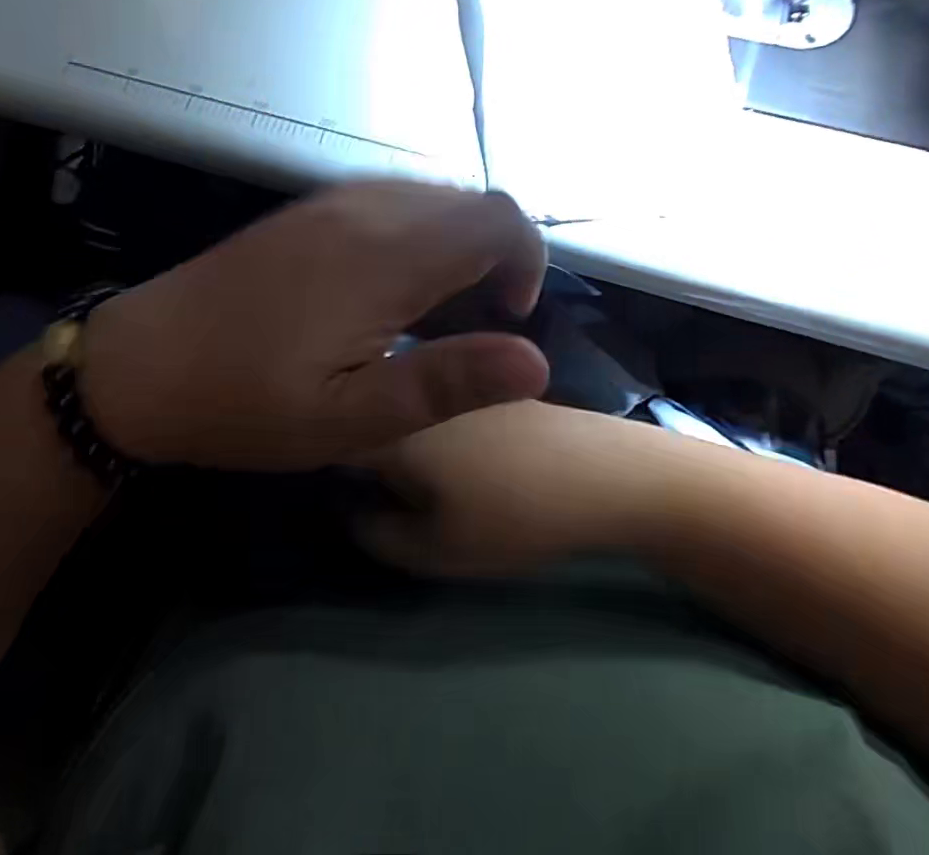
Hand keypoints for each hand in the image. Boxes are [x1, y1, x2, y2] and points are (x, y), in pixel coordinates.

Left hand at [78, 181, 550, 469]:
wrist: (137, 367)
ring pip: (432, 196)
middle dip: (499, 254)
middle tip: (476, 324)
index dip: (528, 260)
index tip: (509, 317)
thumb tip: (537, 361)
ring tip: (436, 310)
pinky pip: (392, 199)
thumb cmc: (247, 404)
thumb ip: (447, 383)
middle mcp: (365, 210)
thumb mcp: (353, 418)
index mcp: (385, 256)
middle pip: (471, 201)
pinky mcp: (306, 210)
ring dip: (459, 243)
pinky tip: (390, 286)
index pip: (498, 218)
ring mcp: (330, 202)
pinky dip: (420, 232)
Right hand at [357, 402, 667, 576]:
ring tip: (427, 483)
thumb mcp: (435, 548)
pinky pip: (447, 405)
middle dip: (364, 453)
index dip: (319, 462)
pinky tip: (471, 463)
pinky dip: (442, 431)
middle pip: (372, 415)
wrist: (609, 475)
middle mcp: (423, 386)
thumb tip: (354, 511)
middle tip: (377, 495)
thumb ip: (377, 535)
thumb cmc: (515, 514)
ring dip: (406, 439)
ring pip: (411, 408)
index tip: (331, 492)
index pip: (331, 435)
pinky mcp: (496, 388)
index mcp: (395, 424)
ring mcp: (464, 381)